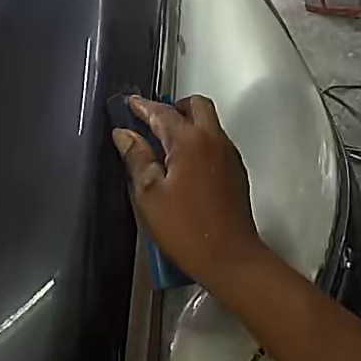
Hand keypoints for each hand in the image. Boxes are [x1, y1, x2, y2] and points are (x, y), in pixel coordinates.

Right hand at [112, 95, 261, 282]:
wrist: (229, 256)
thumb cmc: (186, 229)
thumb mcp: (149, 194)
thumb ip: (137, 158)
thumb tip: (125, 135)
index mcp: (190, 141)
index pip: (162, 112)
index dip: (142, 106)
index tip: (130, 104)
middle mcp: (214, 139)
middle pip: (195, 105)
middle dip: (172, 107)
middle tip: (150, 121)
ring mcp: (228, 153)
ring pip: (208, 122)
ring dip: (187, 123)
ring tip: (163, 144)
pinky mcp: (236, 169)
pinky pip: (215, 141)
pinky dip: (198, 140)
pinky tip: (182, 163)